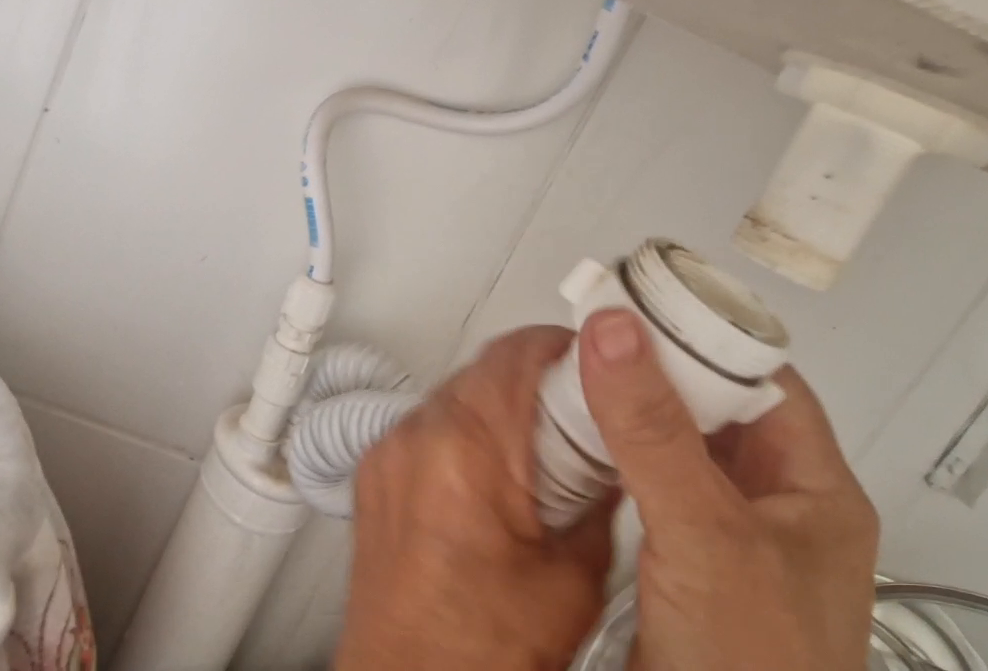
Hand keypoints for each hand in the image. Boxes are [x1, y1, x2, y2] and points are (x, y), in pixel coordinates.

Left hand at [337, 326, 617, 670]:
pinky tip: (495, 475)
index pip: (517, 354)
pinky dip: (464, 432)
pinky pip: (427, 424)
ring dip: (500, 405)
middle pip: (485, 368)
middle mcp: (416, 438)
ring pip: (456, 391)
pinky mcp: (375, 470)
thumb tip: (611, 451)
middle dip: (537, 379)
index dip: (564, 347)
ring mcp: (388, 451)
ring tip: (541, 450)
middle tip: (581, 410)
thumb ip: (595, 498)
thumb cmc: (477, 652)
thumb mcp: (571, 577)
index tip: (597, 358)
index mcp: (467, 453)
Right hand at [578, 308, 879, 670]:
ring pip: (667, 445)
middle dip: (648, 369)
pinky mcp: (673, 561)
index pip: (758, 377)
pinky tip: (566, 441)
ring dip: (620, 412)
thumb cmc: (750, 665)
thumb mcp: (708, 538)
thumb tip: (612, 327)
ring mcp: (719, 534)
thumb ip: (656, 432)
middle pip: (707, 406)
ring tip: (566, 376)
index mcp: (811, 488)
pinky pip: (637, 483)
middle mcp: (769, 503)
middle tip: (585, 335)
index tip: (633, 303)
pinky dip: (603, 455)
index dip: (700, 334)